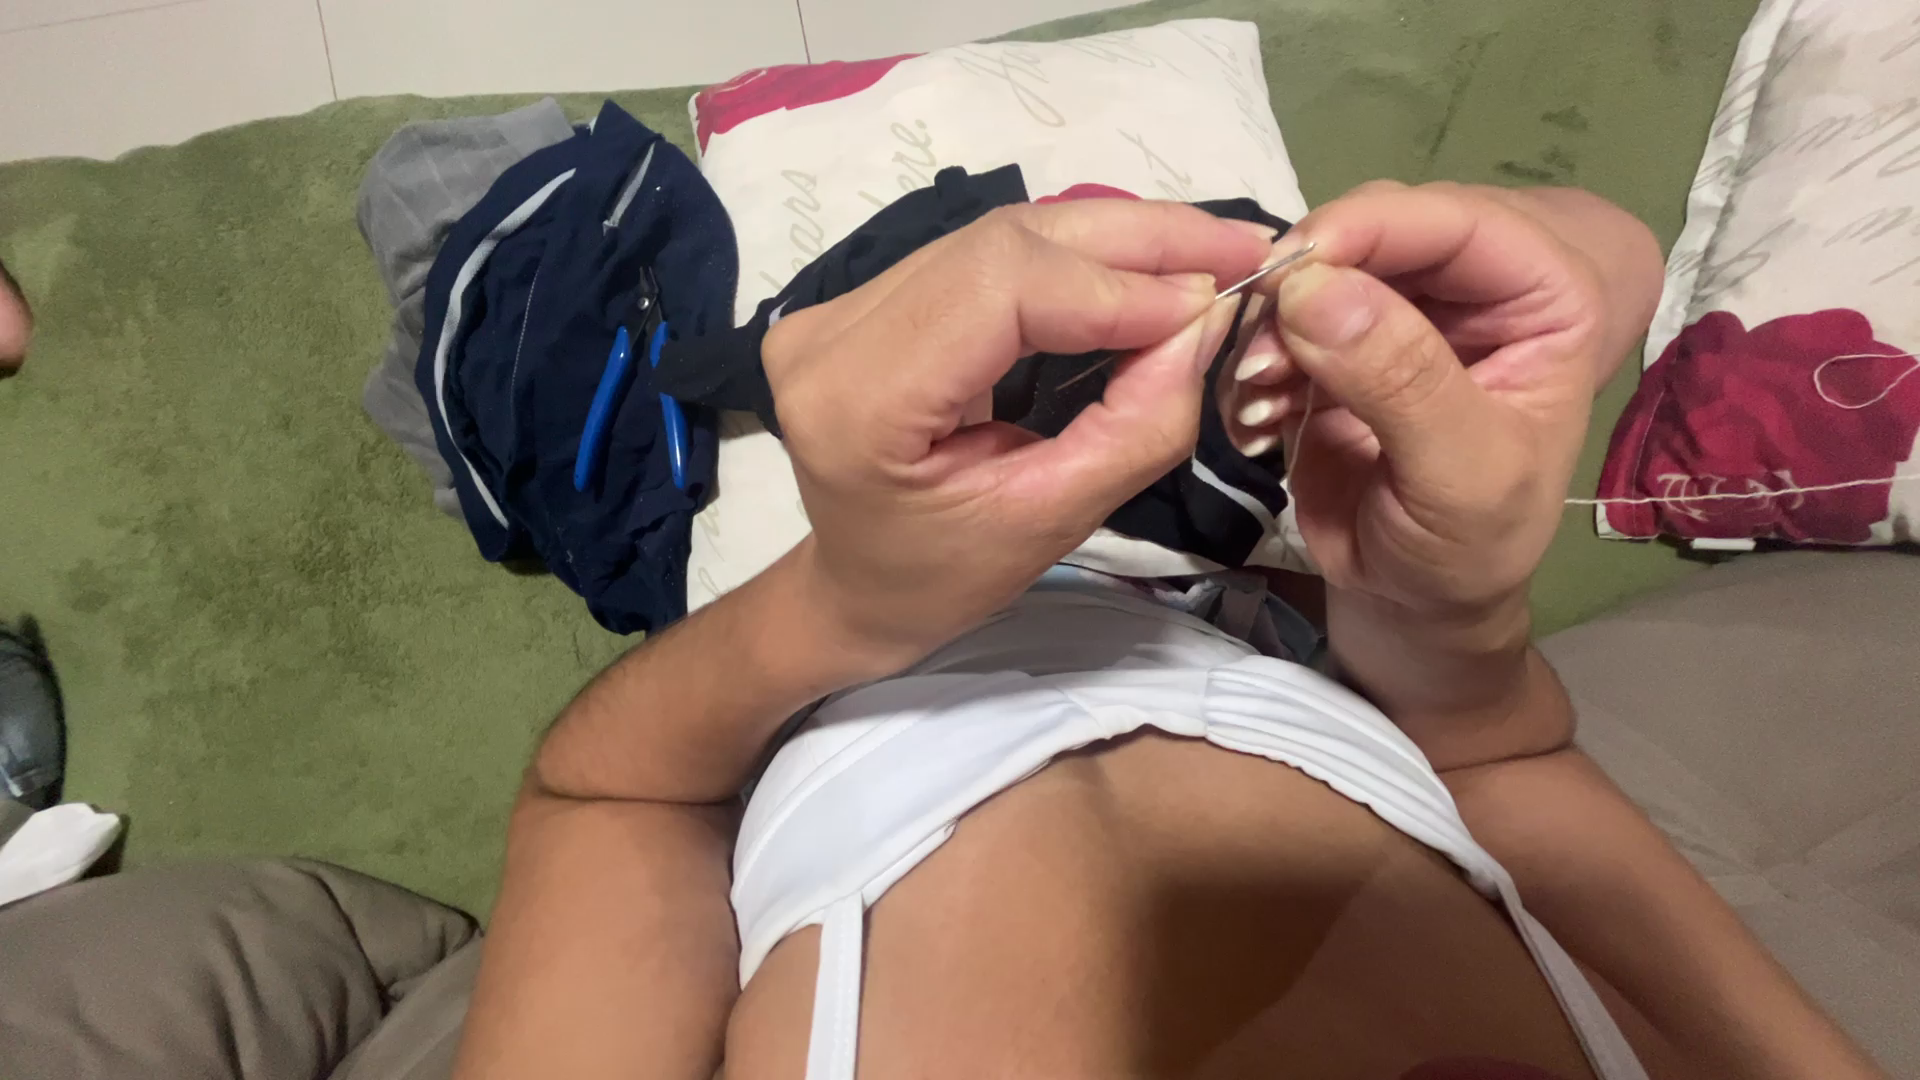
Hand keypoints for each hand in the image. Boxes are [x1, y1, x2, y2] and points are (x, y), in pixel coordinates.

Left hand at [762, 200, 1268, 669]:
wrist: (852, 592)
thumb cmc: (937, 584)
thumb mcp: (1044, 524)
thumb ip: (1132, 428)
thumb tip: (1205, 321)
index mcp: (856, 398)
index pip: (999, 286)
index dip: (1117, 285)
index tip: (1214, 301)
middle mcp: (828, 332)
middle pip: (999, 241)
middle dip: (1133, 240)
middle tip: (1238, 247)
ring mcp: (832, 311)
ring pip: (993, 239)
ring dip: (1107, 243)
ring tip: (1200, 257)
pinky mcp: (856, 308)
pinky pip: (977, 261)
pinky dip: (1064, 263)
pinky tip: (1127, 273)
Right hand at [1229, 181, 1660, 615]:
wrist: (1408, 595)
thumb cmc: (1465, 546)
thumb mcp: (1456, 472)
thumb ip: (1398, 378)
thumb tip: (1310, 289)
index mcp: (1545, 300)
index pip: (1459, 224)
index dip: (1369, 229)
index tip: (1284, 269)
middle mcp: (1470, 294)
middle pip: (1376, 233)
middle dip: (1306, 284)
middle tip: (1259, 357)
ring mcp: (1394, 322)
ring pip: (1315, 277)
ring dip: (1268, 332)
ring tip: (1253, 401)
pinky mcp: (1332, 355)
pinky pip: (1279, 328)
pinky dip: (1253, 365)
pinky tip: (1252, 419)